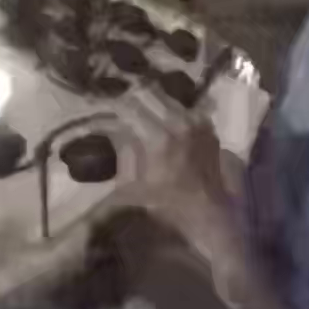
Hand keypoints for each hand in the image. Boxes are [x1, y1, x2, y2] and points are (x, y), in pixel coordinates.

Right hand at [107, 87, 239, 248]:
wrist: (207, 215)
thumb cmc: (165, 206)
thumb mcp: (130, 185)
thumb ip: (123, 149)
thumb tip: (114, 126)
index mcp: (158, 137)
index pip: (129, 105)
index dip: (112, 105)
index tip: (101, 107)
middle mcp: (180, 122)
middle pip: (149, 93)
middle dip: (130, 97)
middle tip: (118, 106)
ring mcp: (198, 122)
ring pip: (167, 97)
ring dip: (151, 102)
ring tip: (138, 111)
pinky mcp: (207, 127)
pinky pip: (183, 108)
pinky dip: (170, 110)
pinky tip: (160, 121)